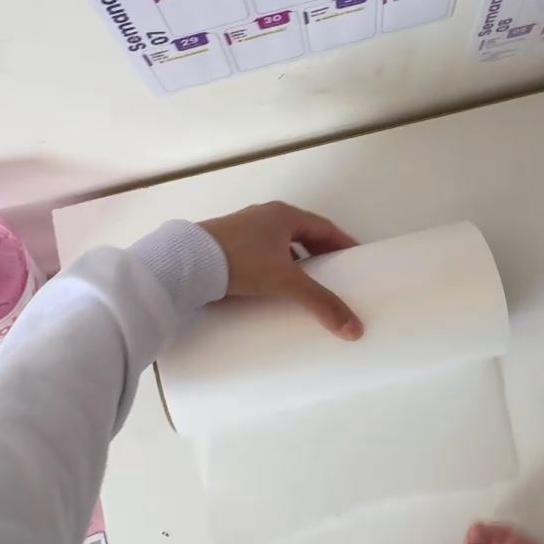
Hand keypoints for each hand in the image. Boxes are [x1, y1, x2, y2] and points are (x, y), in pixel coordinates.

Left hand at [197, 202, 363, 339]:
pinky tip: (274, 281)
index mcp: (285, 215)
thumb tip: (354, 328)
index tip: (356, 257)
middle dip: (321, 251)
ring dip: (297, 258)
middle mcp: (266, 215)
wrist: (186, 262)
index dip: (343, 242)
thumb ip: (320, 303)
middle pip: (303, 232)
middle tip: (336, 271)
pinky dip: (276, 262)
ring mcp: (244, 227)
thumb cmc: (241, 261)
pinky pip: (262, 249)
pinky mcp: (228, 241)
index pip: (325, 227)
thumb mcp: (285, 281)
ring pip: (281, 241)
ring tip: (307, 279)